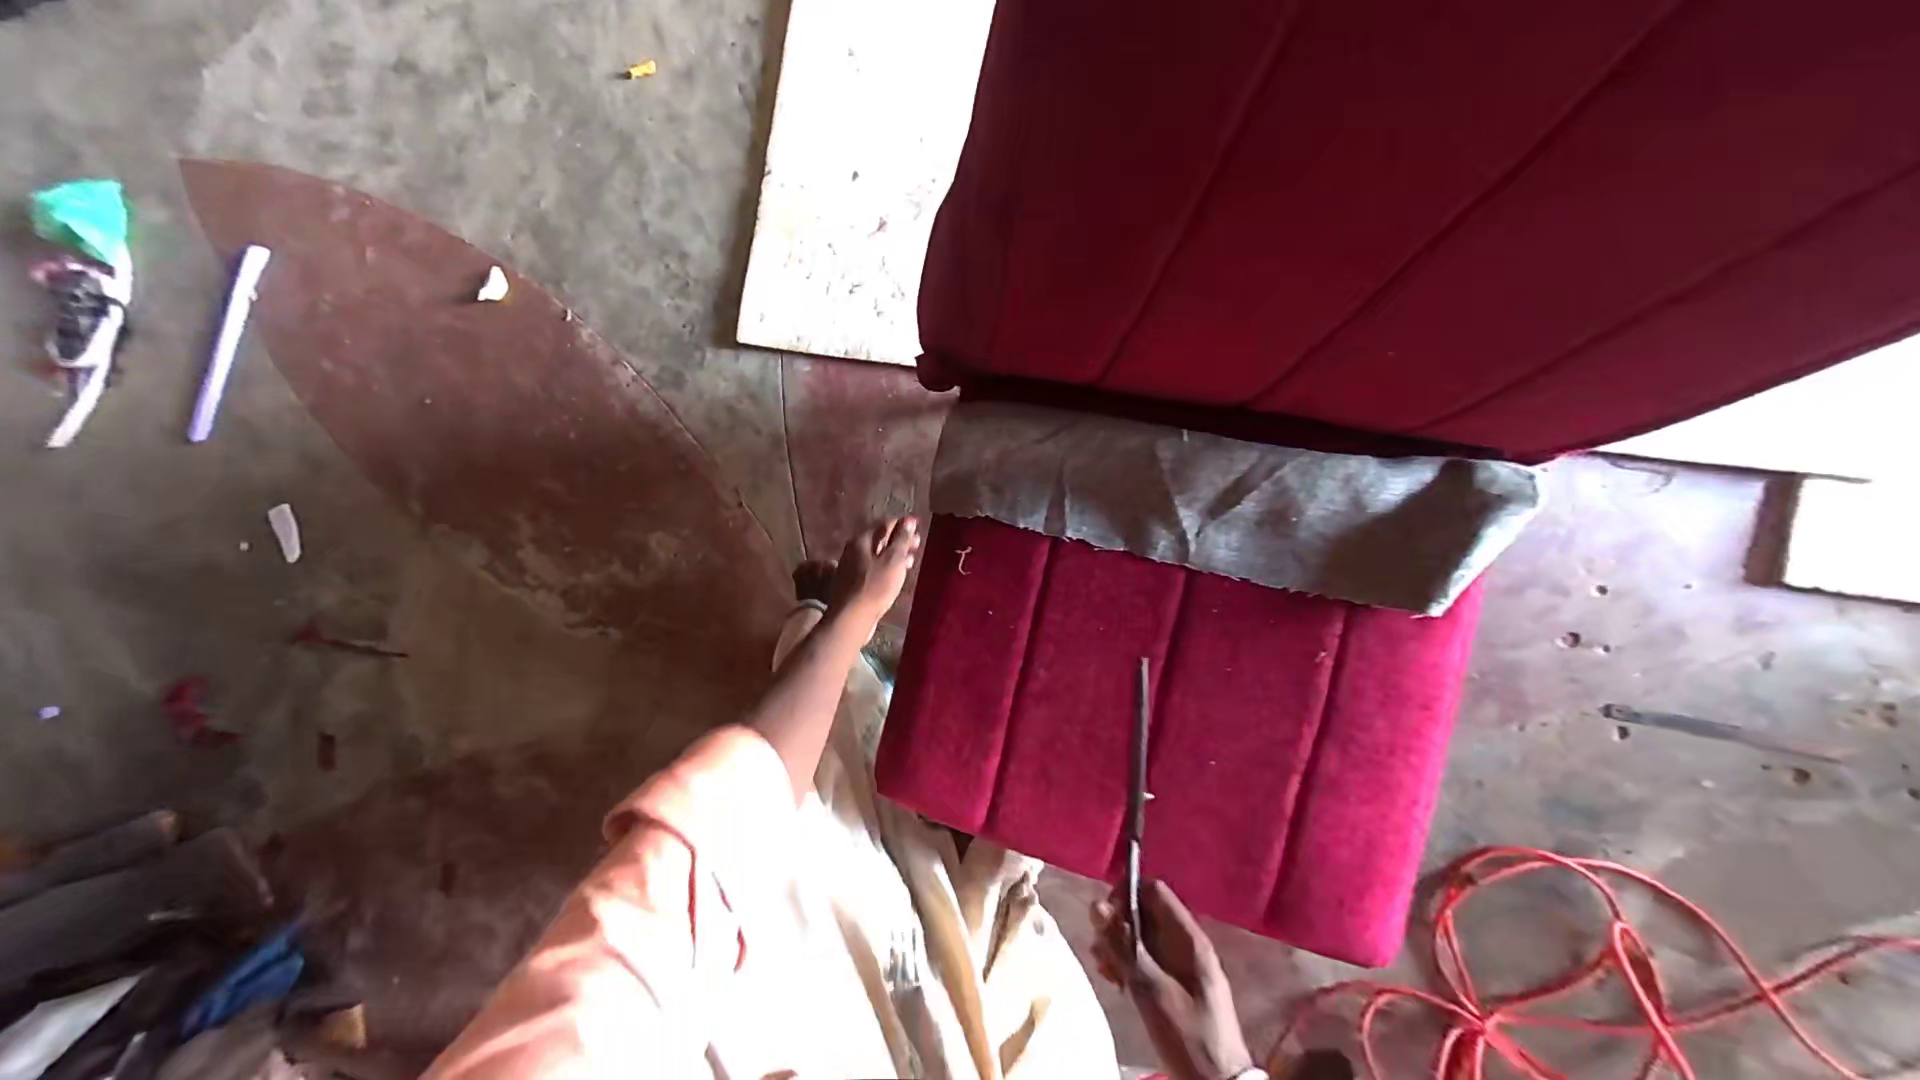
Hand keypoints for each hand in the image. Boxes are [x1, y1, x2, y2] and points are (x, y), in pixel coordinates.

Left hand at [828, 516, 920, 628]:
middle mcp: (854, 551)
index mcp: (862, 540)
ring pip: (878, 556)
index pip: (885, 525)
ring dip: (895, 555)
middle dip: (899, 540)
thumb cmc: (876, 585)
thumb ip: (901, 539)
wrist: (853, 617)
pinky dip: (888, 568)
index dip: (902, 524)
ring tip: (911, 560)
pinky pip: (874, 569)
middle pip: (880, 540)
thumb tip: (909, 520)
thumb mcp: (893, 559)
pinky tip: (897, 575)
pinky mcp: (855, 584)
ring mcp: (852, 568)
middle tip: (917, 544)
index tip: (917, 526)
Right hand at [1093, 880, 1254, 1079]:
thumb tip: (1096, 905)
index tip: (1104, 921)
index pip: (1153, 891)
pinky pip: (1146, 958)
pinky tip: (1117, 982)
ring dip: (1118, 946)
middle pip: (1144, 912)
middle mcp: (1185, 944)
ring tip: (1106, 972)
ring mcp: (1181, 964)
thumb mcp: (1150, 991)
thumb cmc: (1187, 1037)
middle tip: (1101, 953)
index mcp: (1188, 939)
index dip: (1125, 897)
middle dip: (1116, 925)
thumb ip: (1123, 947)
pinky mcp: (1174, 983)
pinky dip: (1128, 963)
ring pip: (1141, 935)